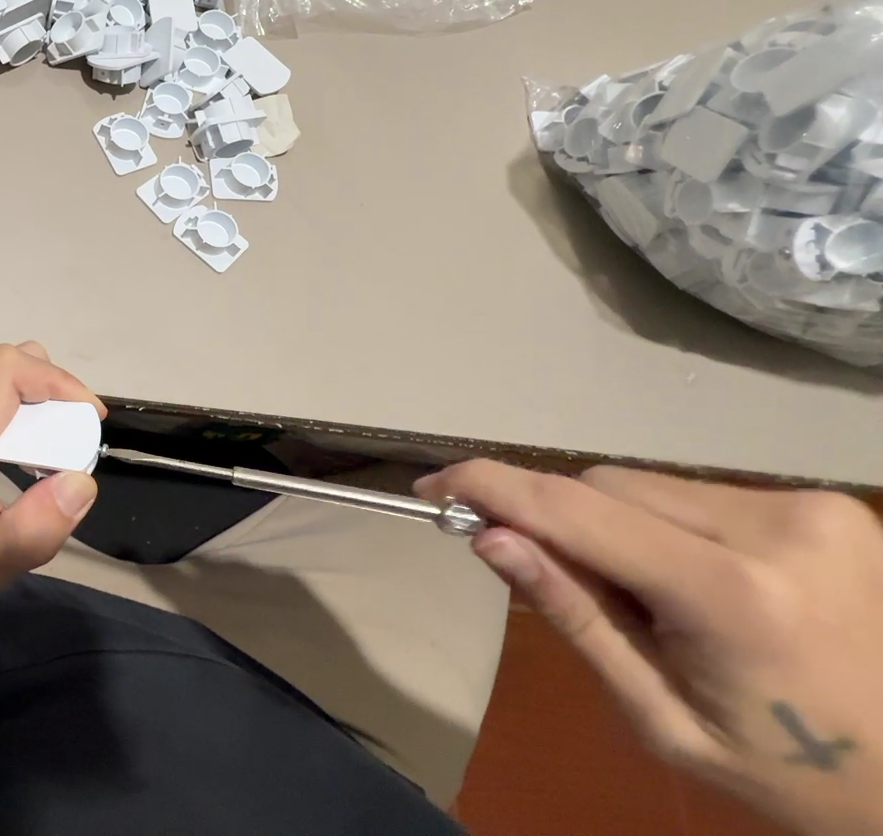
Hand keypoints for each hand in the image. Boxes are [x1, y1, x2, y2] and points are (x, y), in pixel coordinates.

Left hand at [0, 342, 105, 606]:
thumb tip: (81, 482)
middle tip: (76, 440)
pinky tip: (28, 450)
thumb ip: (35, 528)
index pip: (10, 370)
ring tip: (57, 447)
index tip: (90, 419)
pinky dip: (19, 407)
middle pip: (9, 365)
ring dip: (38, 399)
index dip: (58, 382)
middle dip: (55, 392)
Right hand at [419, 462, 882, 835]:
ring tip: (644, 594)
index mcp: (736, 597)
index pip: (574, 511)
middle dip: (555, 520)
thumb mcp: (662, 717)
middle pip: (601, 488)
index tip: (431, 486)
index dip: (489, 487)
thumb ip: (575, 618)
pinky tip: (690, 579)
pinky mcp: (826, 505)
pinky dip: (658, 524)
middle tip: (549, 575)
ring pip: (640, 484)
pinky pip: (687, 492)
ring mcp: (813, 510)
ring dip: (607, 523)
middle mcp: (778, 529)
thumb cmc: (795, 773)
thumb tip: (489, 539)